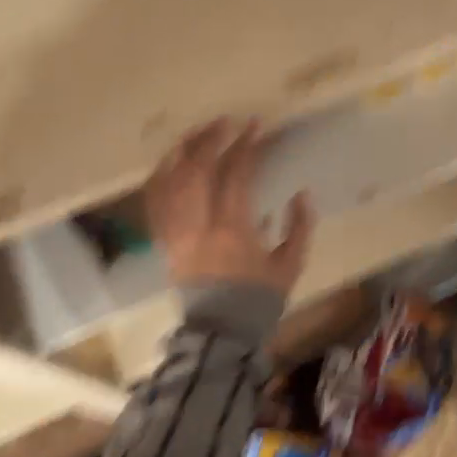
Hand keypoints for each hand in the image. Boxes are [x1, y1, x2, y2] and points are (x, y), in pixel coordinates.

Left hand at [144, 118, 313, 295]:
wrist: (221, 333)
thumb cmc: (259, 300)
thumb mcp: (290, 266)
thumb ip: (299, 227)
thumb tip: (301, 194)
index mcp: (233, 230)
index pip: (236, 175)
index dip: (246, 146)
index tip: (256, 127)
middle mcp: (199, 225)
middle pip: (197, 170)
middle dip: (211, 140)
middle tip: (226, 123)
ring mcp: (177, 233)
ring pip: (171, 181)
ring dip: (183, 152)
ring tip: (197, 134)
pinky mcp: (164, 242)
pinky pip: (155, 203)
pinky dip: (161, 178)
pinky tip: (171, 162)